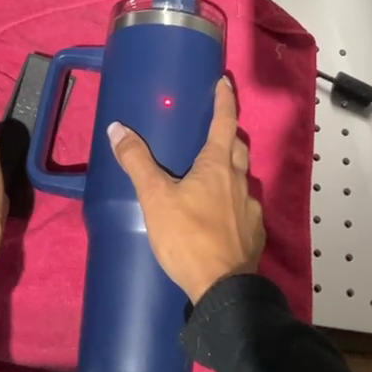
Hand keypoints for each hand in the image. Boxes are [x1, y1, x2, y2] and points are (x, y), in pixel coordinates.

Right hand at [108, 78, 264, 303]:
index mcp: (217, 165)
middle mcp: (239, 180)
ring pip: (242, 178)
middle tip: (215, 130)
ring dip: (231, 170)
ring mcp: (250, 207)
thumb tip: (117, 128)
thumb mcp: (155, 198)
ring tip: (214, 176)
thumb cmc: (189, 236)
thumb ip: (137, 163)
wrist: (223, 289)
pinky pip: (246, 207)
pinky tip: (224, 214)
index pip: (224, 122)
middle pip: (237, 147)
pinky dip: (235, 202)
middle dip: (229, 134)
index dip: (224, 101)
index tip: (225, 82)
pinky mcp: (254, 233)